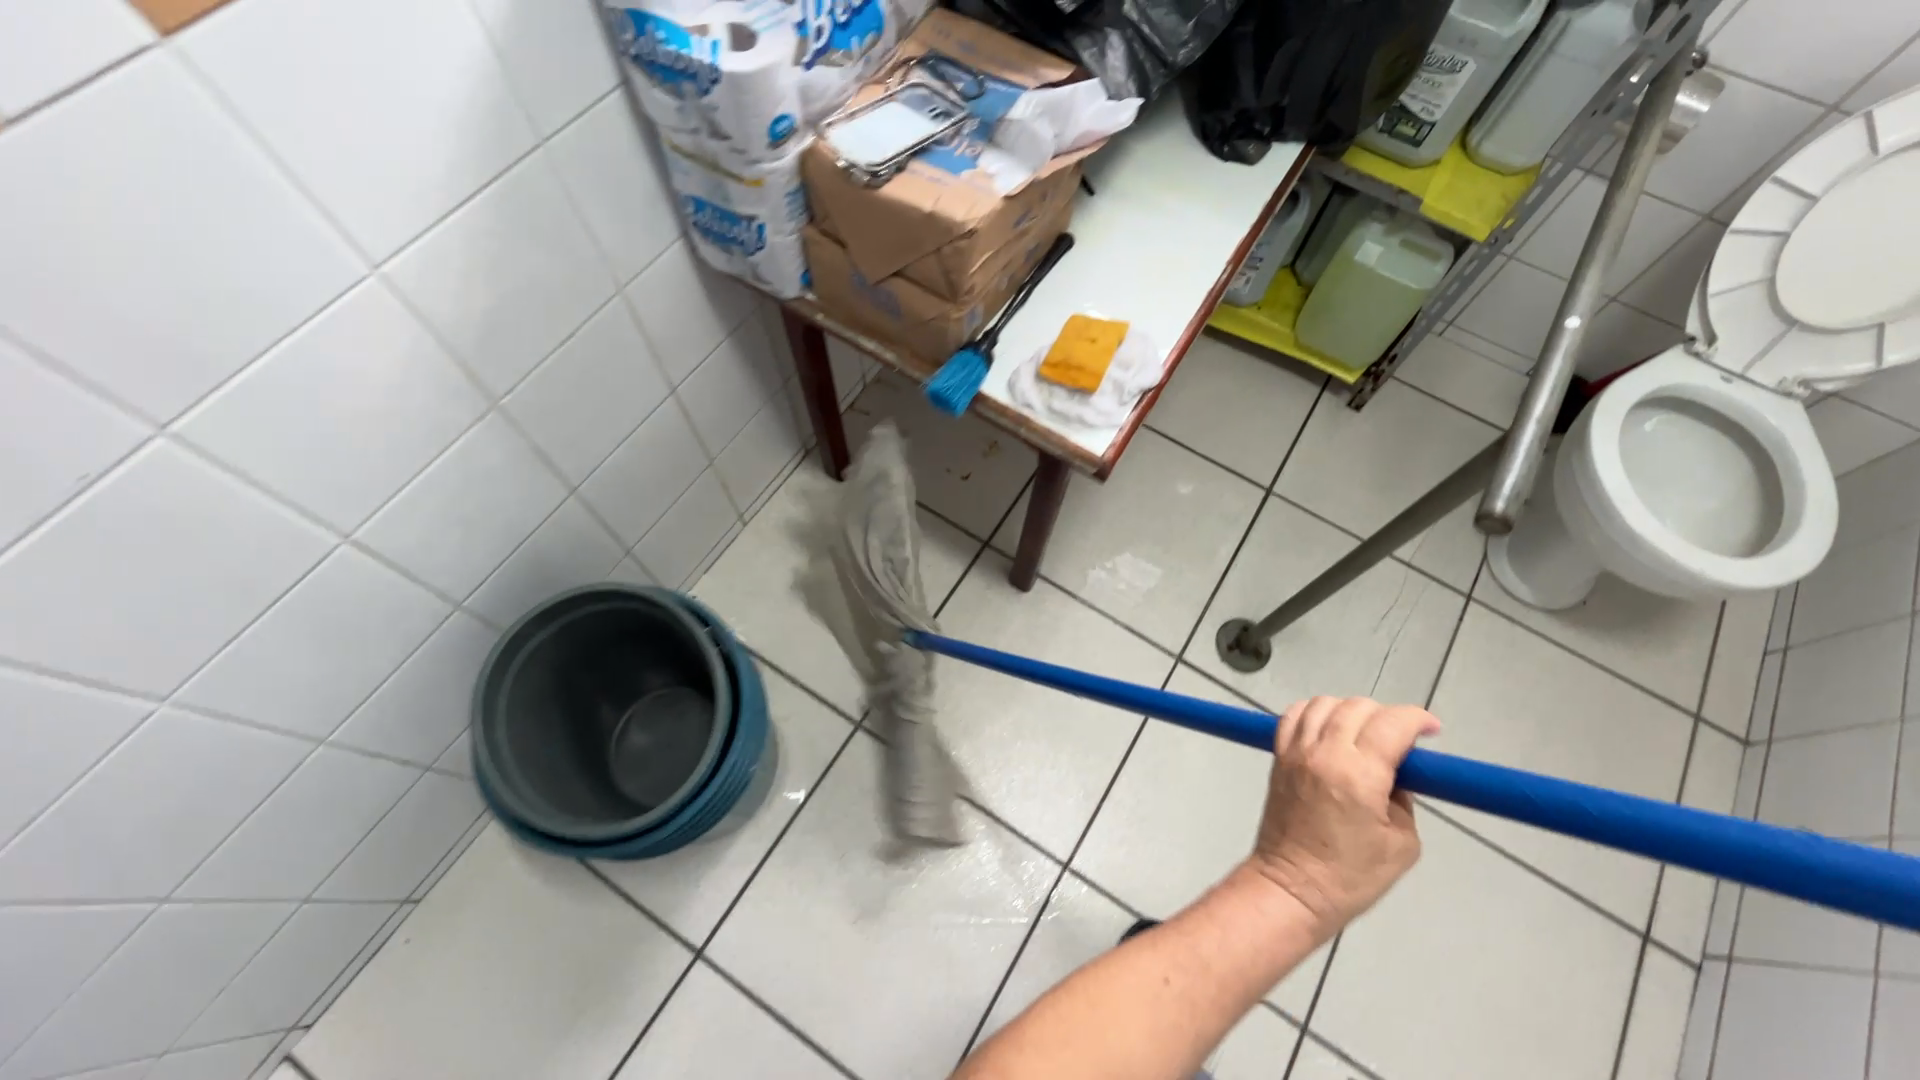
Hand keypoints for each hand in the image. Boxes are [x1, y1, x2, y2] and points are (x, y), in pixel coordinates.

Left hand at [1245, 696, 1440, 934]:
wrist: (1291, 886)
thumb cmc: (1351, 876)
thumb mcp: (1402, 844)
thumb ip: (1404, 799)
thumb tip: (1396, 774)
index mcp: (1358, 774)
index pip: (1391, 723)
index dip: (1417, 719)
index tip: (1431, 731)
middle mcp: (1323, 753)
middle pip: (1357, 707)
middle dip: (1387, 716)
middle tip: (1400, 741)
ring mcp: (1295, 752)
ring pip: (1323, 704)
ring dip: (1350, 711)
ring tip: (1365, 734)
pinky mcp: (1278, 757)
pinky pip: (1294, 716)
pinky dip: (1315, 712)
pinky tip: (1330, 729)